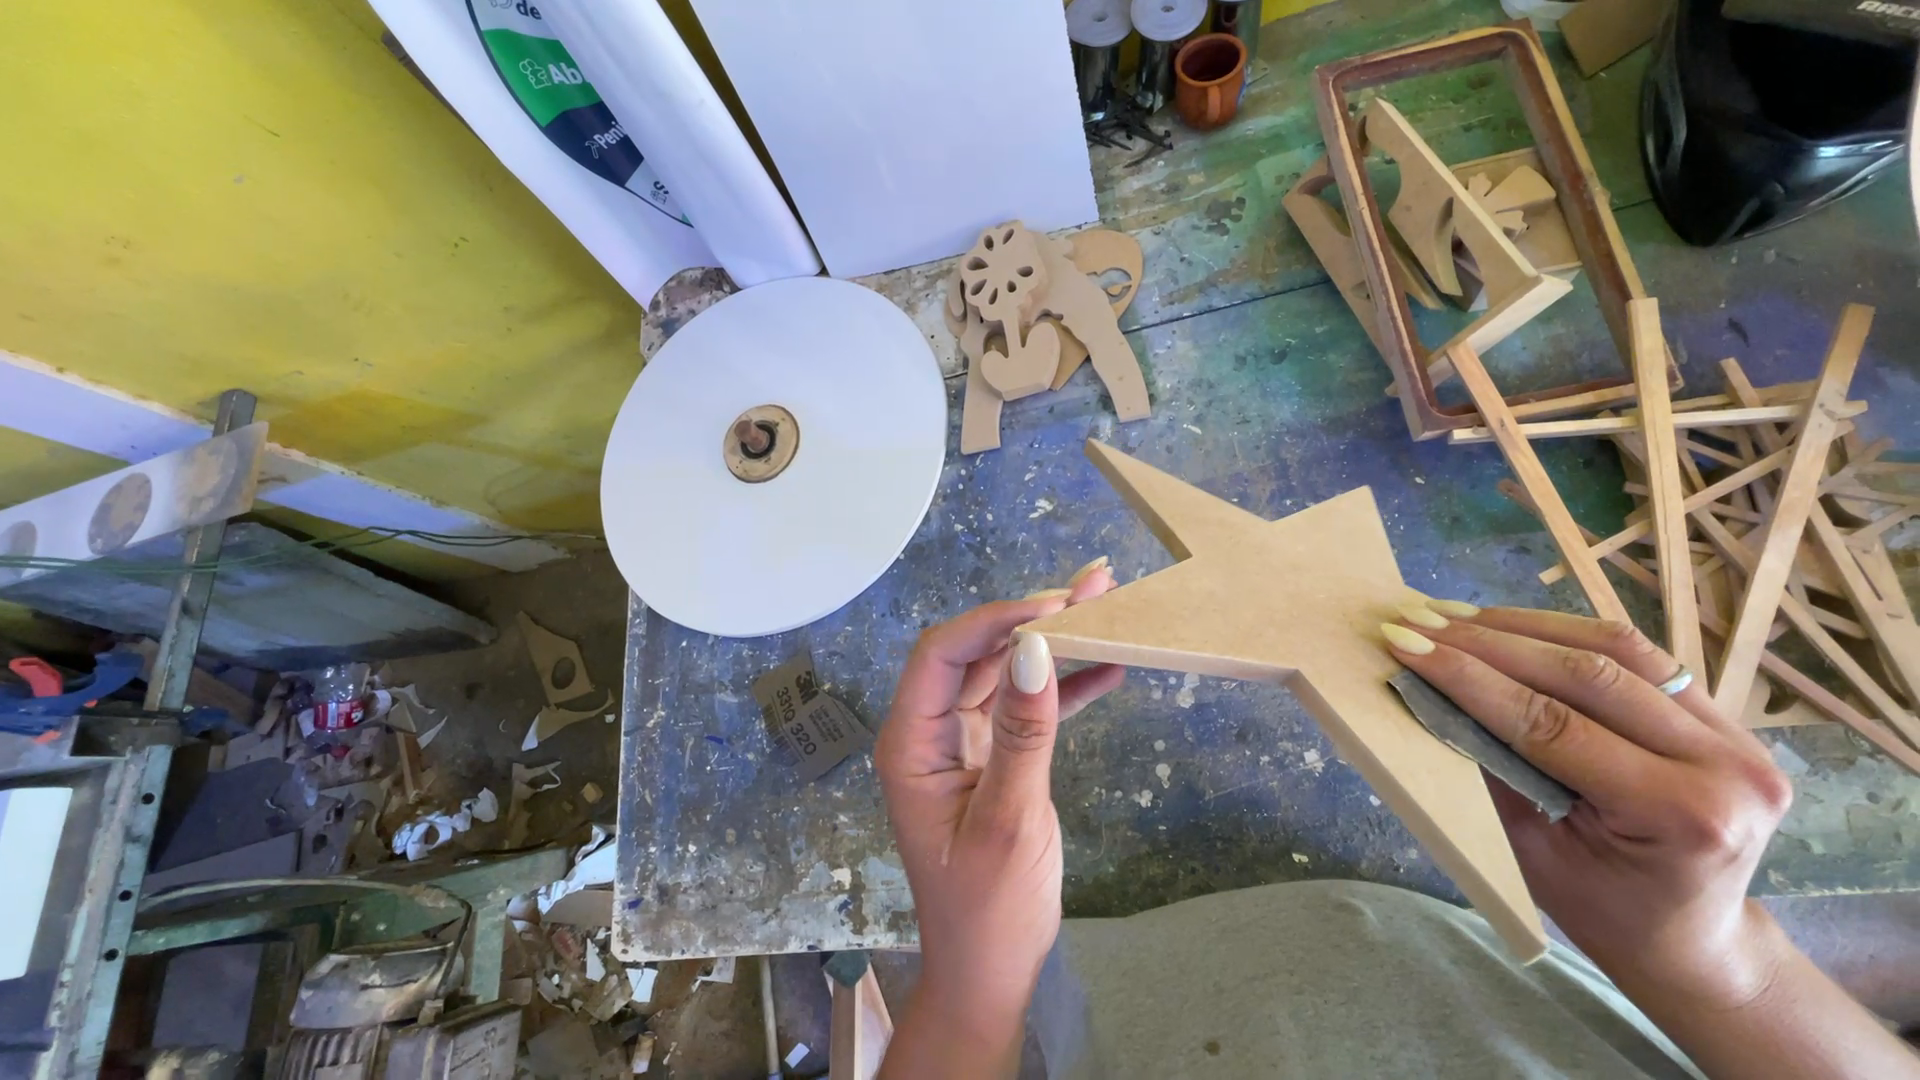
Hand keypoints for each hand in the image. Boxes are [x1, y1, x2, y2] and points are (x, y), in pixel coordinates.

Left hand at [876, 563, 1122, 1073]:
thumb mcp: (1008, 821)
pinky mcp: (995, 758)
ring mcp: (964, 743)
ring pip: (1006, 674)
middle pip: (978, 654)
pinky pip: (1029, 710)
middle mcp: (931, 732)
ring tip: (1110, 607)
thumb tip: (1036, 648)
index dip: (995, 621)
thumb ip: (1023, 733)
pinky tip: (1110, 669)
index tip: (1056, 607)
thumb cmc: (988, 908)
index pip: (943, 654)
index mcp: (912, 743)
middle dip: (1033, 619)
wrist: (991, 971)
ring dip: (1055, 644)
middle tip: (1095, 586)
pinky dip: (1066, 689)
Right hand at [1383, 603, 1792, 1005]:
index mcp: (1682, 815)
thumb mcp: (1530, 849)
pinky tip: (1506, 625)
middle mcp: (1724, 765)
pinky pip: (1634, 654)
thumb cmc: (1599, 906)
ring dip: (1521, 626)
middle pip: (1586, 675)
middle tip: (1416, 621)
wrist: (1693, 935)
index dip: (1469, 679)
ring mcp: (1736, 732)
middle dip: (1486, 643)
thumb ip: (1494, 768)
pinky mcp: (1724, 710)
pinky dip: (1560, 632)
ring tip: (1451, 615)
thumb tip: (1434, 694)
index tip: (1405, 647)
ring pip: (1614, 648)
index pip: (1551, 724)